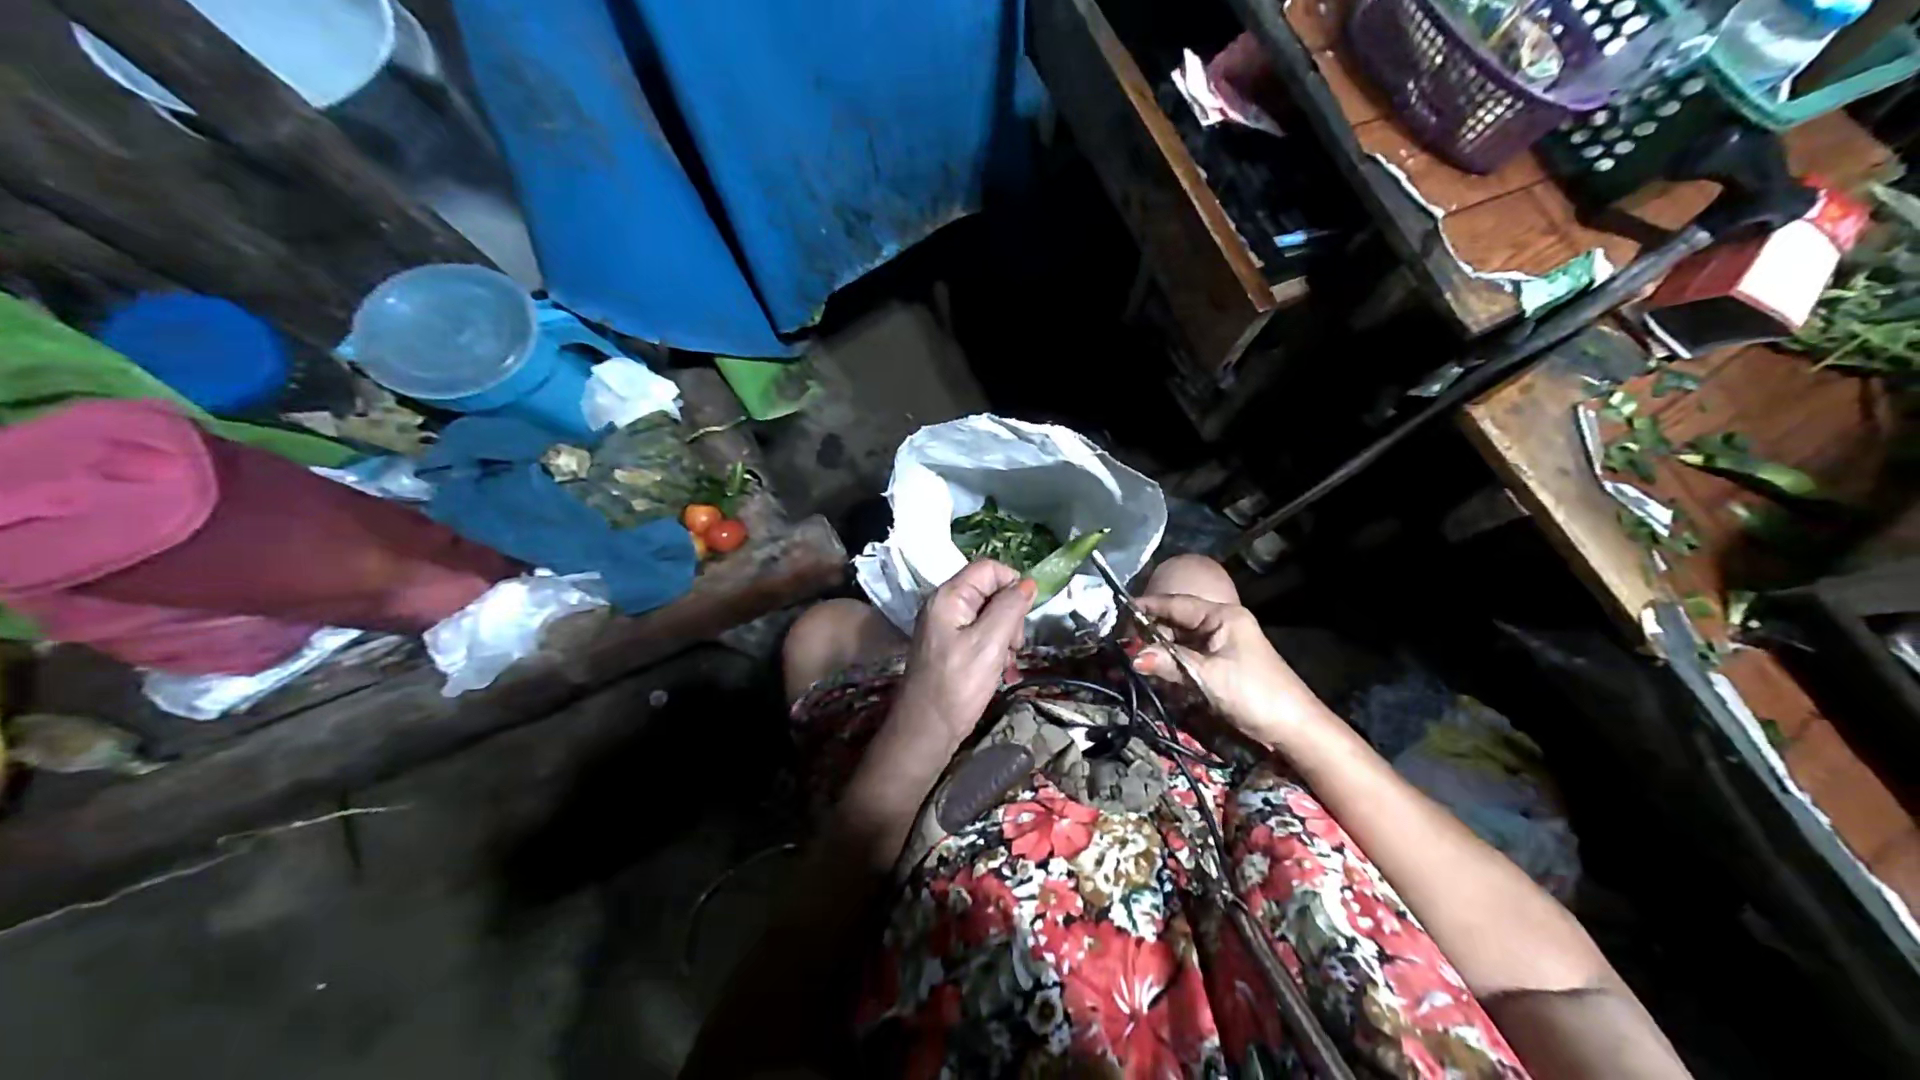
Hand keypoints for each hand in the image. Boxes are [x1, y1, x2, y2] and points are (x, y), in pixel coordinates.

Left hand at [895, 559, 1035, 742]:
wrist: (925, 731)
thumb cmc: (957, 686)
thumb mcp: (989, 643)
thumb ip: (1009, 608)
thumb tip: (1028, 583)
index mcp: (949, 597)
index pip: (989, 568)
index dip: (1012, 585)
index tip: (1023, 615)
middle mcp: (944, 606)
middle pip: (990, 591)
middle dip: (1010, 616)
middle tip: (1012, 647)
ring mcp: (945, 627)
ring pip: (990, 616)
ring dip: (1006, 637)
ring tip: (1005, 664)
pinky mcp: (950, 647)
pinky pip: (981, 636)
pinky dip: (995, 650)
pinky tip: (1000, 672)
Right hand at [1131, 593, 1332, 750]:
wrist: (1294, 728)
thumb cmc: (1254, 694)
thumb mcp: (1207, 677)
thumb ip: (1169, 663)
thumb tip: (1133, 656)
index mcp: (1222, 616)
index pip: (1177, 604)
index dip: (1147, 606)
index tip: (1119, 611)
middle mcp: (1220, 624)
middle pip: (1176, 621)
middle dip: (1150, 632)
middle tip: (1123, 644)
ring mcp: (1221, 645)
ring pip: (1179, 640)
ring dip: (1158, 650)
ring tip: (1132, 659)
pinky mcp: (1220, 664)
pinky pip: (1188, 656)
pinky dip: (1171, 663)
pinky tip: (1154, 670)